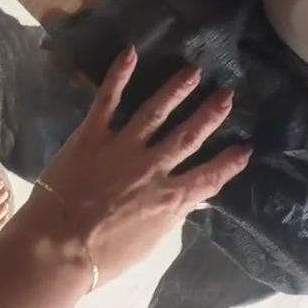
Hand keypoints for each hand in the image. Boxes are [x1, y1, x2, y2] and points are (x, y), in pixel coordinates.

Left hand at [26, 47, 251, 286]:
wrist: (61, 244)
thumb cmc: (105, 254)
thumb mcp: (150, 242)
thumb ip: (170, 215)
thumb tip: (192, 199)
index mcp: (169, 200)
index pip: (208, 178)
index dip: (229, 164)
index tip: (246, 148)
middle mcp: (153, 168)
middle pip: (187, 137)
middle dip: (209, 115)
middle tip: (227, 94)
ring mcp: (123, 146)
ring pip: (155, 112)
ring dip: (175, 90)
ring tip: (192, 72)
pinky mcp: (93, 133)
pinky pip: (108, 99)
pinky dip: (119, 75)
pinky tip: (130, 52)